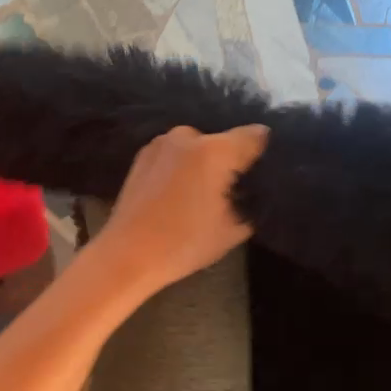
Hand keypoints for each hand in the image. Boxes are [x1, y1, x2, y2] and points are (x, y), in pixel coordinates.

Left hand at [85, 124, 268, 294]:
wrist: (127, 254)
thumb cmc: (184, 243)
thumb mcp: (233, 229)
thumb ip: (253, 202)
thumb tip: (256, 191)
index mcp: (214, 150)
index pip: (256, 136)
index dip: (264, 154)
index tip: (261, 176)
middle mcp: (187, 136)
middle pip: (224, 140)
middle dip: (231, 161)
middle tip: (231, 192)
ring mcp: (161, 142)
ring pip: (198, 146)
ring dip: (205, 162)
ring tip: (201, 194)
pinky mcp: (143, 154)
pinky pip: (176, 154)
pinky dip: (183, 166)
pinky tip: (178, 193)